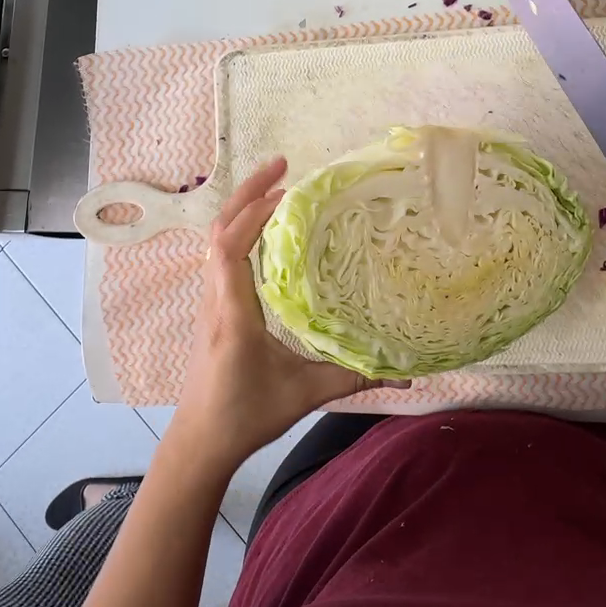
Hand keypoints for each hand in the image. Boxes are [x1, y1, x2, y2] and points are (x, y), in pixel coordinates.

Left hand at [170, 158, 382, 470]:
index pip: (230, 249)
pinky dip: (239, 227)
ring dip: (241, 206)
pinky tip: (265, 227)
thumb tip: (406, 372)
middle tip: (282, 165)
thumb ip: (352, 378)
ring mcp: (209, 299)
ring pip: (214, 239)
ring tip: (277, 186)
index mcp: (233, 314)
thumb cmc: (245, 416)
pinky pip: (219, 253)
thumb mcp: (303, 395)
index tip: (286, 192)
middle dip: (247, 192)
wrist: (199, 441)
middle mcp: (216, 298)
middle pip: (218, 230)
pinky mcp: (212, 305)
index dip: (253, 214)